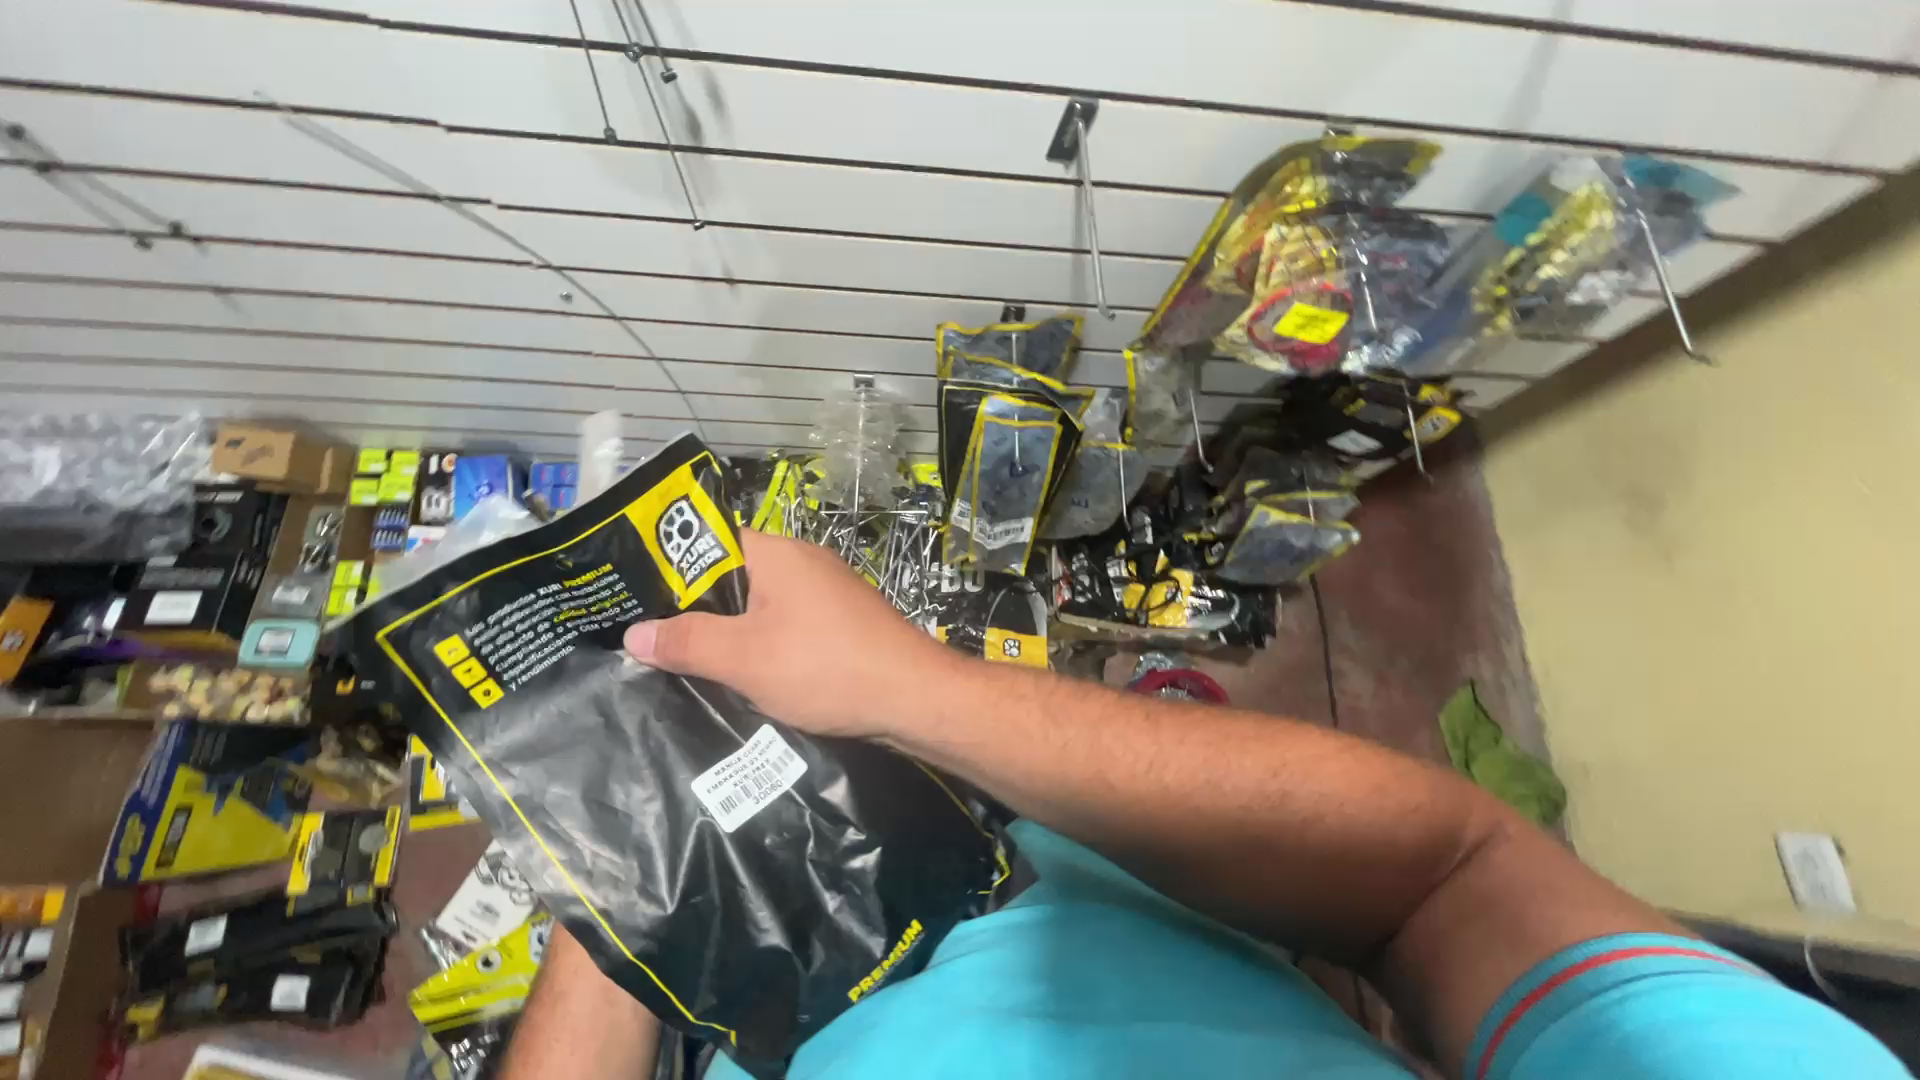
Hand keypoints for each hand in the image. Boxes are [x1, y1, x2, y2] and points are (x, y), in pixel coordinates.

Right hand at [623, 530, 960, 737]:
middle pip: (734, 578)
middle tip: (662, 646)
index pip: (707, 545)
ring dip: (736, 636)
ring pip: (763, 607)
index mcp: (775, 553)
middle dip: (700, 613)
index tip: (639, 606)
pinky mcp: (845, 622)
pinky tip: (755, 679)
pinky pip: (791, 627)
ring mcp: (829, 592)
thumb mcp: (743, 657)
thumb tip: (634, 634)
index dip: (669, 573)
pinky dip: (769, 648)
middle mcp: (803, 562)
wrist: (913, 696)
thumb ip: (687, 641)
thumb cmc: (824, 666)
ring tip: (699, 668)